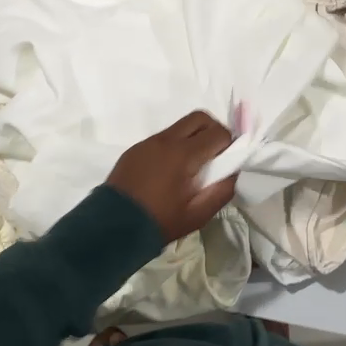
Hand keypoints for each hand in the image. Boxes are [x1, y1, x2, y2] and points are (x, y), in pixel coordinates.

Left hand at [105, 111, 239, 242]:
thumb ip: (222, 191)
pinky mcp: (135, 149)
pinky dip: (175, 146)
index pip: (218, 132)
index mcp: (183, 154)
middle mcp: (166, 140)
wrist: (112, 227)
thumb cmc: (159, 222)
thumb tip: (234, 173)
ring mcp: (148, 142)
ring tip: (193, 166)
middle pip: (199, 118)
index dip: (230, 144)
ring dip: (194, 137)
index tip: (228, 162)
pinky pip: (163, 138)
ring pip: (180, 126)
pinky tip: (171, 171)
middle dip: (213, 131)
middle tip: (216, 156)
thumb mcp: (197, 215)